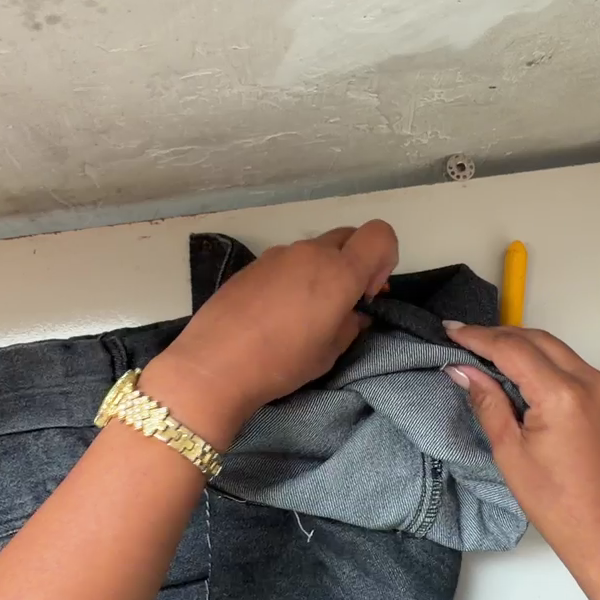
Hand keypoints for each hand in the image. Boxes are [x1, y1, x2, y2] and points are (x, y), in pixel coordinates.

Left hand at [141, 222, 398, 446]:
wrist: (214, 364)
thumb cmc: (282, 362)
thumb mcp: (330, 352)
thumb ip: (352, 324)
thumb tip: (355, 312)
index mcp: (339, 271)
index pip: (380, 235)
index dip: (385, 259)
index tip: (369, 292)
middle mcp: (311, 253)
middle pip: (348, 238)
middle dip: (355, 263)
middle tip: (343, 303)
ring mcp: (278, 254)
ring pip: (315, 250)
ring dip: (322, 271)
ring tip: (304, 314)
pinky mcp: (253, 264)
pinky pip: (287, 261)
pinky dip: (294, 277)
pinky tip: (276, 313)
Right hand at [443, 325, 599, 564]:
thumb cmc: (558, 503)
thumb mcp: (509, 451)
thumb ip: (487, 401)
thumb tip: (463, 369)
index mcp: (563, 396)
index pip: (513, 349)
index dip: (478, 337)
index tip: (452, 331)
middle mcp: (591, 383)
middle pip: (536, 339)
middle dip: (497, 334)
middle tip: (463, 337)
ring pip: (554, 347)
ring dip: (520, 343)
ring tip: (484, 349)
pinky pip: (570, 363)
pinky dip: (541, 358)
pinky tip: (517, 367)